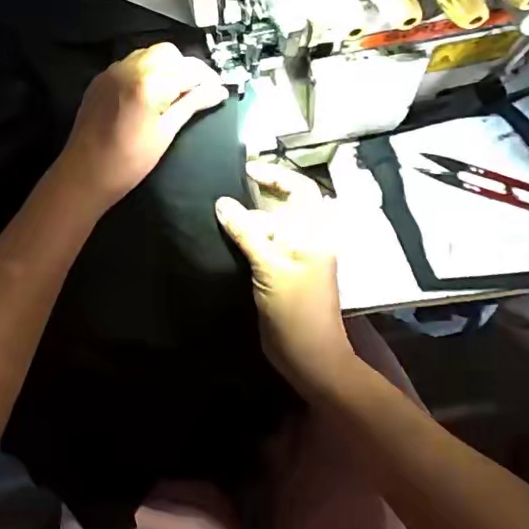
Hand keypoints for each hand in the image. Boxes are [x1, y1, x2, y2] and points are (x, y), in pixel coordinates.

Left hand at [54, 43, 228, 209]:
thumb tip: (217, 91)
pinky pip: (130, 64)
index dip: (207, 79)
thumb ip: (192, 105)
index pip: (189, 69)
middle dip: (186, 68)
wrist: (84, 173)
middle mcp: (129, 68)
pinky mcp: (101, 79)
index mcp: (149, 82)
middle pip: (169, 53)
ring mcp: (112, 72)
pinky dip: (146, 71)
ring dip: (166, 67)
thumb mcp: (166, 133)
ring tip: (175, 93)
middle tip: (197, 91)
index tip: (218, 90)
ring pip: (149, 55)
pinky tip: (151, 93)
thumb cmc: (128, 161)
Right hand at [216, 161, 357, 392]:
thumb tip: (221, 202)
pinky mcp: (279, 274)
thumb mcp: (269, 267)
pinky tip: (222, 239)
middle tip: (222, 191)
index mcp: (313, 234)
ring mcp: (293, 258)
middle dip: (255, 197)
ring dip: (246, 220)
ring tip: (215, 214)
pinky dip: (244, 239)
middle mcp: (306, 240)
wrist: (308, 359)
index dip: (276, 175)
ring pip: (269, 228)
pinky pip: (261, 246)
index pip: (301, 189)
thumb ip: (246, 232)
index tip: (246, 170)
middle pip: (282, 206)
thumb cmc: (295, 310)